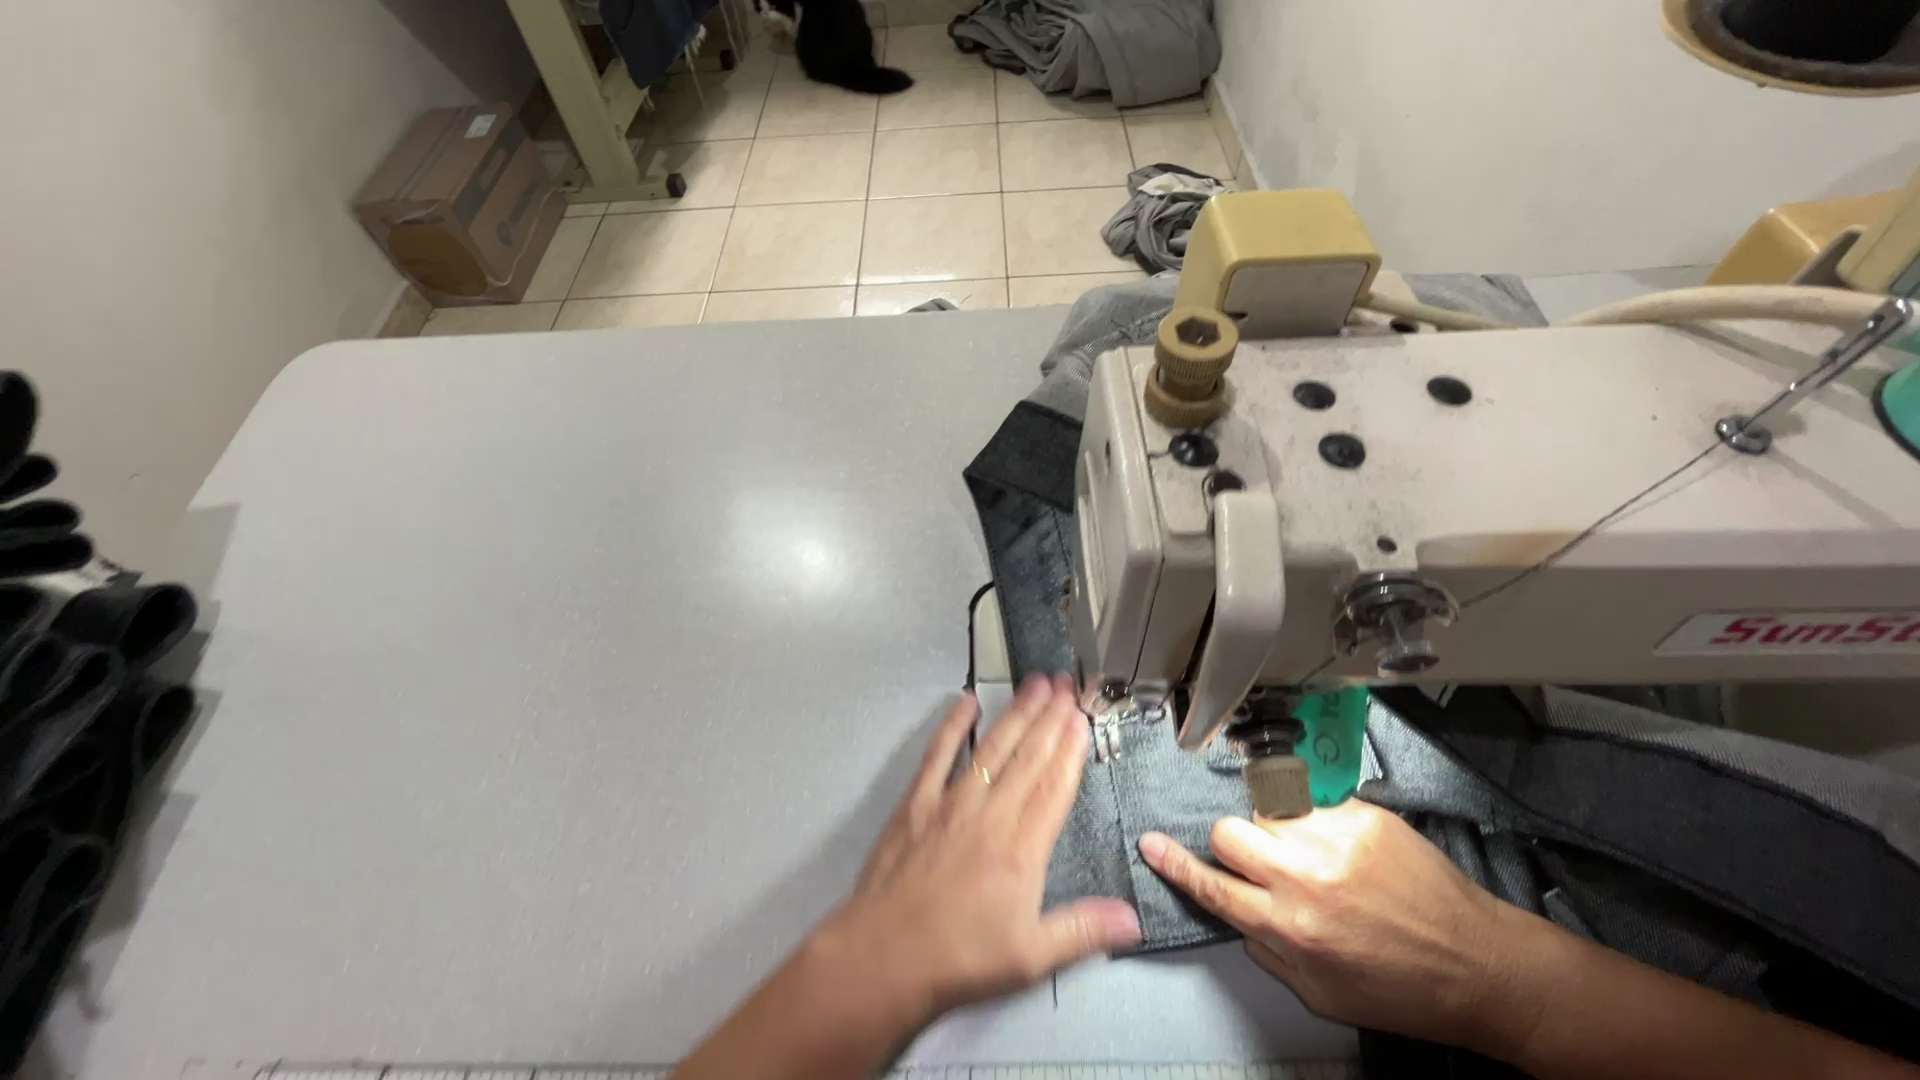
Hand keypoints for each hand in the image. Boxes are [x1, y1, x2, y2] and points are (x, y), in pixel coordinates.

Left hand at [813, 675, 1141, 1025]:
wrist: (886, 956)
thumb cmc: (961, 958)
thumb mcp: (1031, 957)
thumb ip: (1083, 931)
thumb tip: (1134, 920)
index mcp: (1022, 848)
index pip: (1054, 787)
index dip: (1071, 750)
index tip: (1082, 719)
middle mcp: (990, 815)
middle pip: (1027, 757)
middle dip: (1050, 718)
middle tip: (1064, 684)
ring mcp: (950, 804)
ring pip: (991, 748)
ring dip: (1015, 714)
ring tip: (1034, 684)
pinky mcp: (916, 803)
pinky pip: (938, 755)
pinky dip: (952, 726)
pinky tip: (965, 701)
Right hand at [1138, 800, 1545, 1053]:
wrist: (1481, 967)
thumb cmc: (1402, 990)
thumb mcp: (1318, 994)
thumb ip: (1265, 950)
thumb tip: (1236, 913)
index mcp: (1289, 927)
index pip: (1211, 884)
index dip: (1174, 862)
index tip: (1151, 843)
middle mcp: (1305, 878)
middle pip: (1228, 829)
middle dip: (1231, 843)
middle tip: (1258, 859)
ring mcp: (1336, 840)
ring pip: (1270, 811)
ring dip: (1278, 831)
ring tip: (1315, 858)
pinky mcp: (1365, 817)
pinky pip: (1315, 806)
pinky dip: (1319, 825)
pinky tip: (1347, 852)